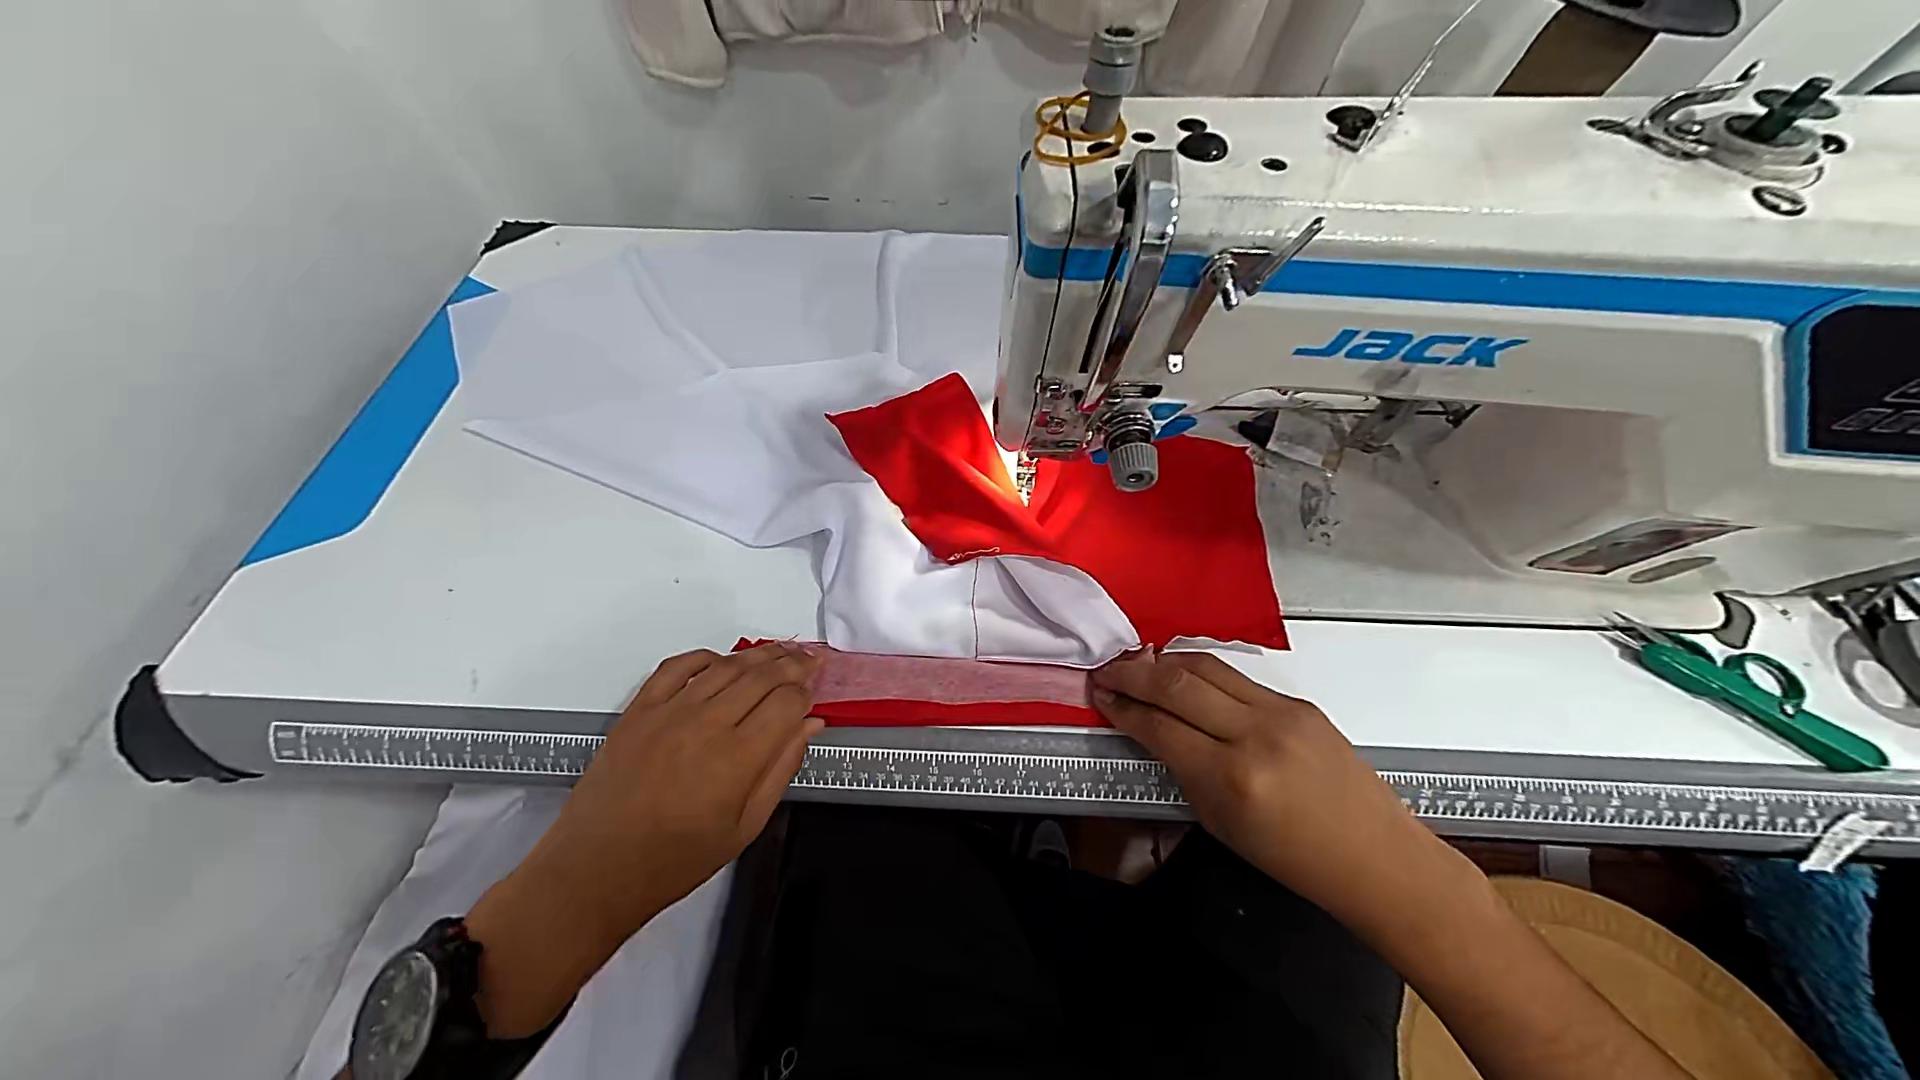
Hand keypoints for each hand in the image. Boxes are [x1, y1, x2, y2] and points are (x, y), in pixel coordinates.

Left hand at [467, 643, 822, 1034]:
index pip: (786, 702)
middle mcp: (706, 724)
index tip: (818, 686)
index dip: (807, 689)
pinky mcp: (638, 711)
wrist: (594, 872)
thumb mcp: (745, 827)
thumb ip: (781, 769)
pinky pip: (677, 667)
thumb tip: (811, 724)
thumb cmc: (676, 860)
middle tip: (810, 657)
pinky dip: (705, 656)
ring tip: (781, 651)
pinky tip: (723, 659)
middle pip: (761, 676)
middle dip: (792, 663)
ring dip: (758, 655)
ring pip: (725, 667)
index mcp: (737, 758)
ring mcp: (668, 713)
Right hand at [1090, 650, 1455, 933]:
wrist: (1377, 858)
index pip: (1159, 726)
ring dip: (1163, 661)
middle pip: (1176, 683)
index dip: (1122, 707)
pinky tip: (1183, 675)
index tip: (1102, 696)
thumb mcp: (1220, 823)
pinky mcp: (1299, 703)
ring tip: (1138, 664)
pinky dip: (1200, 671)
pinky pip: (1237, 677)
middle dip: (1132, 673)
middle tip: (1108, 670)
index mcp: (1232, 778)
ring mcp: (1282, 713)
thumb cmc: (1296, 858)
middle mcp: (1256, 735)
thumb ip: (1182, 769)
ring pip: (1205, 666)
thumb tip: (1150, 728)